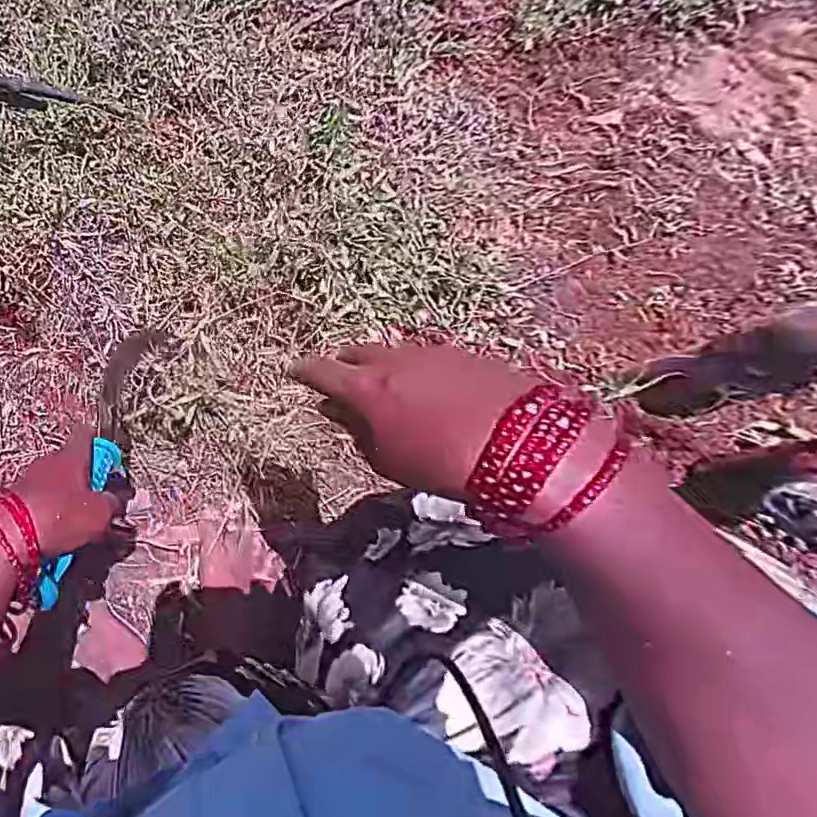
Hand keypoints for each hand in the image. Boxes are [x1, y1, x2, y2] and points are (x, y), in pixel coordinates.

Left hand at [5, 431, 122, 557]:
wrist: (8, 535)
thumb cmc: (59, 515)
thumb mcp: (100, 514)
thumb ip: (113, 505)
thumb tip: (116, 502)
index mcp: (72, 455)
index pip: (87, 437)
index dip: (101, 449)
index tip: (110, 467)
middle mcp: (48, 462)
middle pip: (72, 466)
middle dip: (86, 486)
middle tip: (99, 508)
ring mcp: (27, 480)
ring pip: (55, 488)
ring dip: (66, 504)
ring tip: (77, 531)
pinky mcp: (12, 502)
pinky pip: (38, 507)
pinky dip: (48, 519)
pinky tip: (55, 539)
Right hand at [291, 345, 539, 498]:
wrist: (522, 447)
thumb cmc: (440, 464)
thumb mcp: (386, 460)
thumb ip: (355, 431)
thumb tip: (335, 410)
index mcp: (365, 387)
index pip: (320, 371)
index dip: (304, 371)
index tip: (295, 372)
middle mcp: (393, 360)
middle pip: (356, 352)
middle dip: (344, 365)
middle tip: (343, 382)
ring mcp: (430, 352)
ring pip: (393, 352)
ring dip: (383, 366)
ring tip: (390, 389)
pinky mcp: (463, 353)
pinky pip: (426, 358)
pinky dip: (417, 370)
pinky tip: (430, 391)